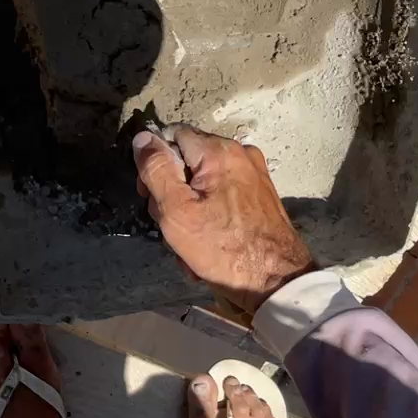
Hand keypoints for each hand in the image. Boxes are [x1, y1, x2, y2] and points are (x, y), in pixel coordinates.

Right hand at [132, 126, 315, 316]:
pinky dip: (209, 214)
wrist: (275, 282)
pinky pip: (221, 194)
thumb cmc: (222, 248)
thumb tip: (142, 138)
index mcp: (219, 151)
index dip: (154, 163)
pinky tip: (207, 241)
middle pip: (187, 159)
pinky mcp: (260, 194)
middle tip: (170, 225)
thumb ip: (156, 170)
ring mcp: (253, 173)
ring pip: (202, 180)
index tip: (150, 196)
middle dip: (171, 191)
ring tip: (189, 241)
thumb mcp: (176, 210)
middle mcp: (240, 153)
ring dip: (188, 208)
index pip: (170, 135)